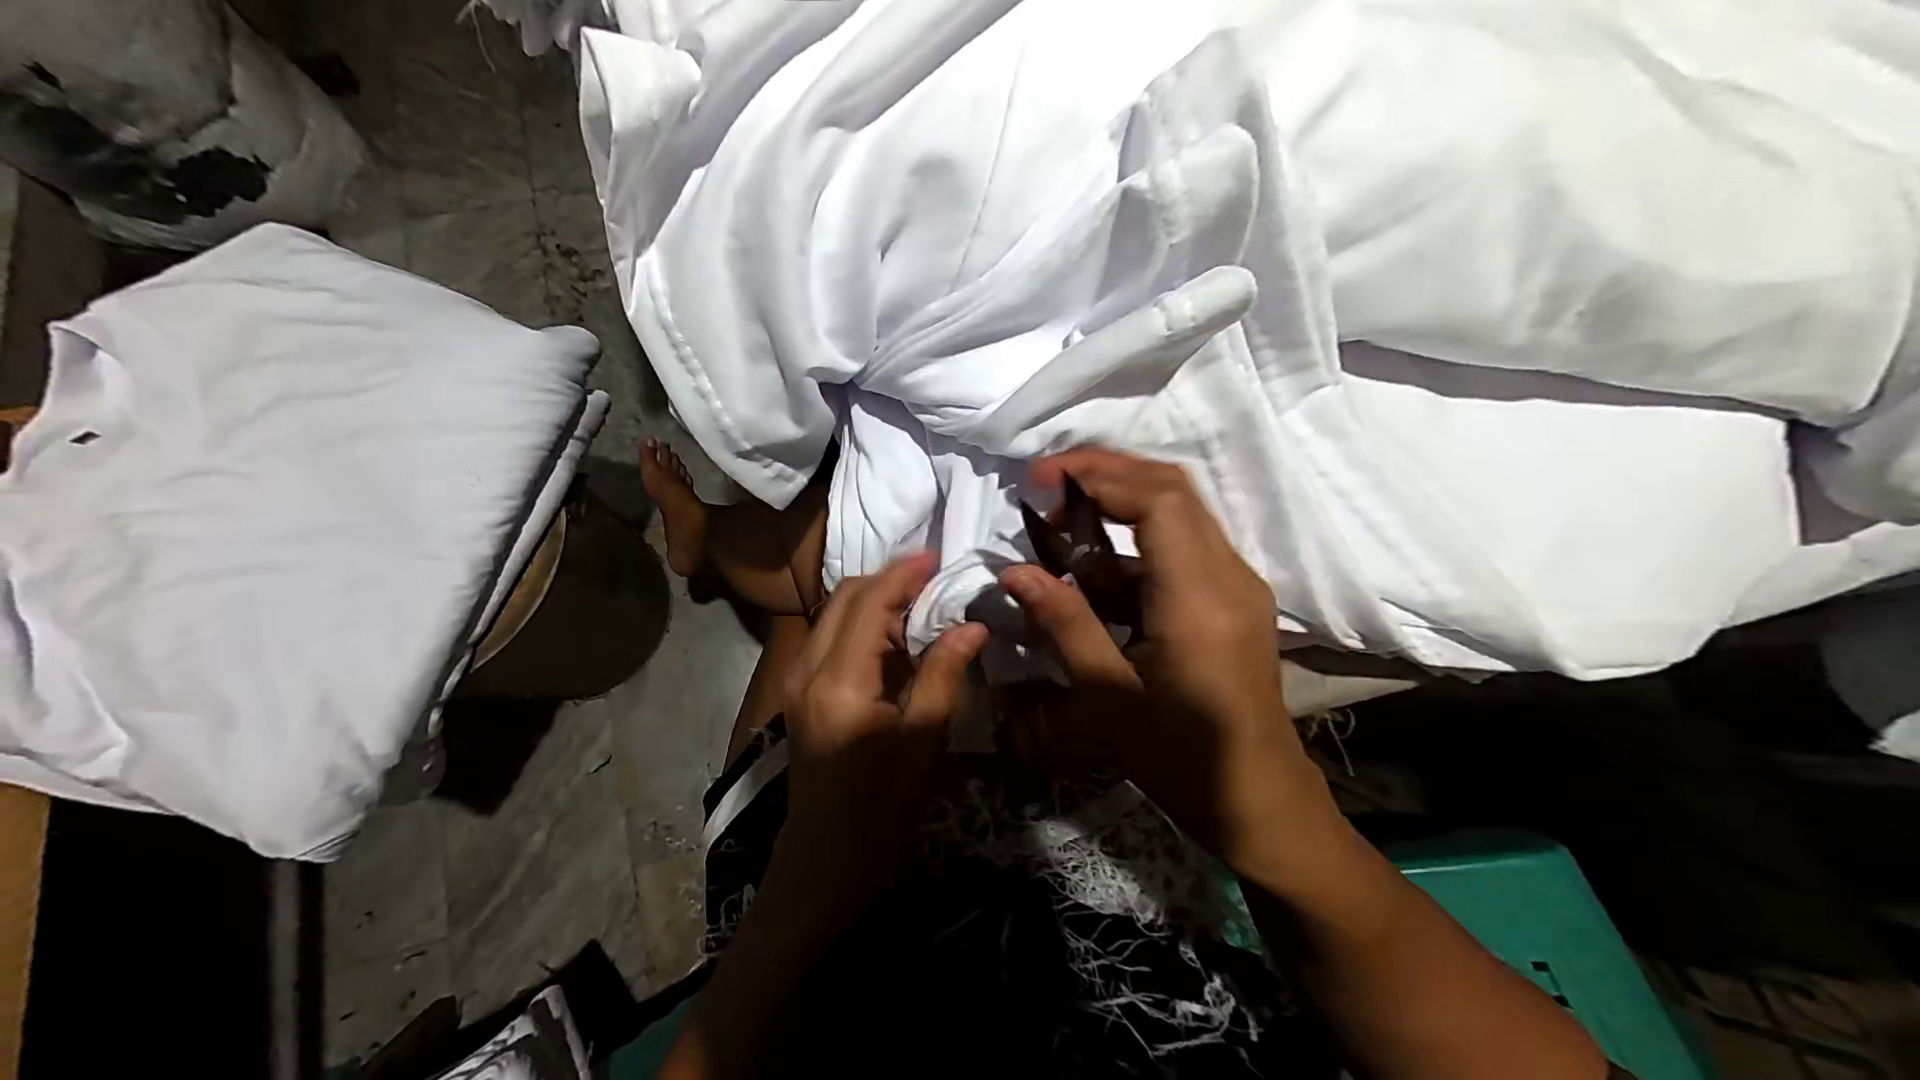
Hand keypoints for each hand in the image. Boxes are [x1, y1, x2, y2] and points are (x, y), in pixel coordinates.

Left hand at [776, 552, 986, 894]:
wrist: (825, 860)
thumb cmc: (881, 810)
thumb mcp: (922, 743)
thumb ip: (944, 675)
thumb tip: (973, 625)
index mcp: (840, 682)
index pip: (869, 603)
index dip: (904, 574)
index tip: (938, 556)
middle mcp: (807, 668)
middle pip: (845, 597)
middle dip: (888, 578)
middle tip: (933, 576)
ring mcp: (796, 678)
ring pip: (833, 612)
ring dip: (874, 597)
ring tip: (920, 601)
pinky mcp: (798, 690)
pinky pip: (829, 635)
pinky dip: (861, 621)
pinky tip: (894, 634)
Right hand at [1000, 448, 1338, 875]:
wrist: (1257, 798)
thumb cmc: (1180, 758)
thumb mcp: (1108, 697)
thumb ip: (1063, 624)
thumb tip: (1014, 571)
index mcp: (1200, 599)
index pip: (1159, 501)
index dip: (1099, 476)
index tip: (1042, 479)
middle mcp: (1230, 576)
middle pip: (1173, 490)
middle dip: (1107, 473)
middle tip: (1048, 483)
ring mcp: (1238, 584)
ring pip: (1181, 512)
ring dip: (1121, 501)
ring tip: (1063, 516)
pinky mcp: (1234, 597)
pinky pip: (1185, 544)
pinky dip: (1137, 536)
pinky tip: (1095, 564)